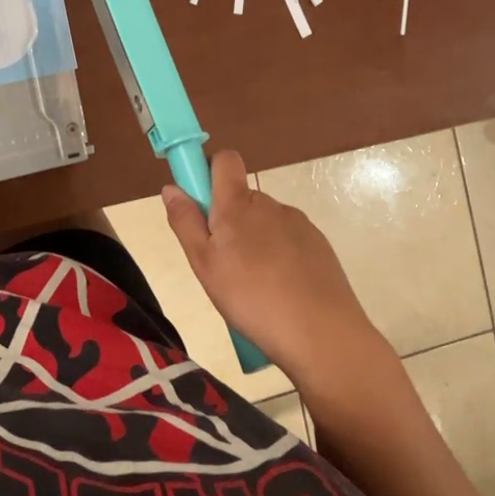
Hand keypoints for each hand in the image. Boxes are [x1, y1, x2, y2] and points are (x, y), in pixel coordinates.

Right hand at [163, 150, 380, 374]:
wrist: (323, 335)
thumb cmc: (251, 298)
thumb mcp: (204, 265)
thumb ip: (185, 222)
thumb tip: (171, 187)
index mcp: (238, 204)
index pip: (225, 160)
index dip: (210, 171)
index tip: (201, 204)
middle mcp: (270, 205)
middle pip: (243, 197)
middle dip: (229, 220)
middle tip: (223, 263)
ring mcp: (299, 224)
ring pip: (266, 221)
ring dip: (254, 240)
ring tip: (254, 285)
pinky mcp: (320, 245)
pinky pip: (289, 240)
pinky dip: (279, 255)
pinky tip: (280, 289)